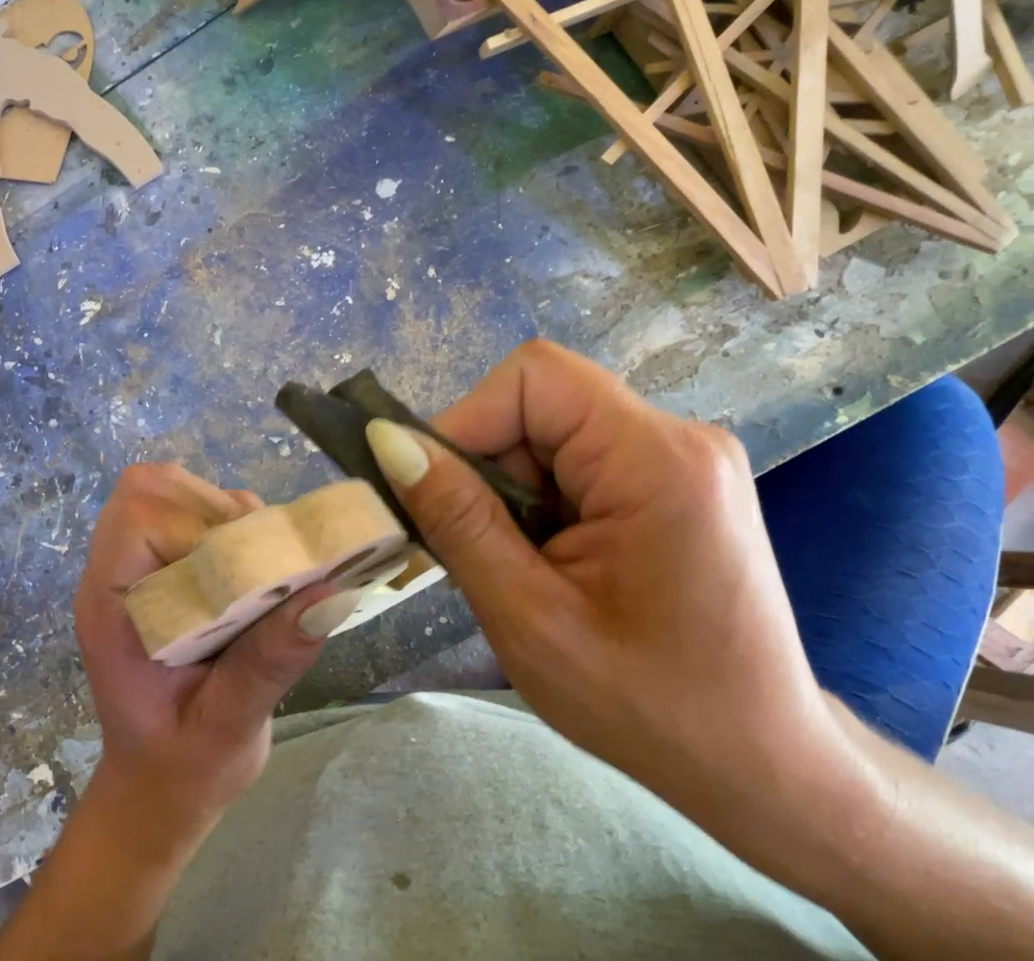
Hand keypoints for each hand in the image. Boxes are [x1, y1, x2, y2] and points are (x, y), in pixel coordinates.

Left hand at [73, 464, 334, 842]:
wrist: (160, 786)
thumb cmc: (181, 768)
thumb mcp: (227, 728)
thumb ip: (267, 663)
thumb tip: (328, 593)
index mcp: (109, 605)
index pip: (140, 516)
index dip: (200, 529)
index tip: (250, 576)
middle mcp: (117, 574)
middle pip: (153, 489)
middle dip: (218, 513)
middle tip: (264, 570)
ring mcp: (139, 569)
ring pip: (176, 492)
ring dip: (230, 519)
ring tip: (266, 575)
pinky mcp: (168, 571)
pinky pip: (196, 516)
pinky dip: (236, 529)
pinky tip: (262, 577)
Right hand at [366, 340, 859, 829]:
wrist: (756, 764)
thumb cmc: (645, 703)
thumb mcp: (526, 614)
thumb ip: (456, 518)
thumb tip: (386, 442)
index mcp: (658, 462)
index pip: (533, 378)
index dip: (464, 421)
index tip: (431, 494)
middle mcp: (680, 441)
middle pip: (539, 405)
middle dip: (482, 468)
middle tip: (471, 548)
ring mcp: (682, 464)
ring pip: (549, 436)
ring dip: (506, 493)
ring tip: (511, 569)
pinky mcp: (675, 488)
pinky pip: (576, 465)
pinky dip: (536, 506)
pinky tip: (542, 565)